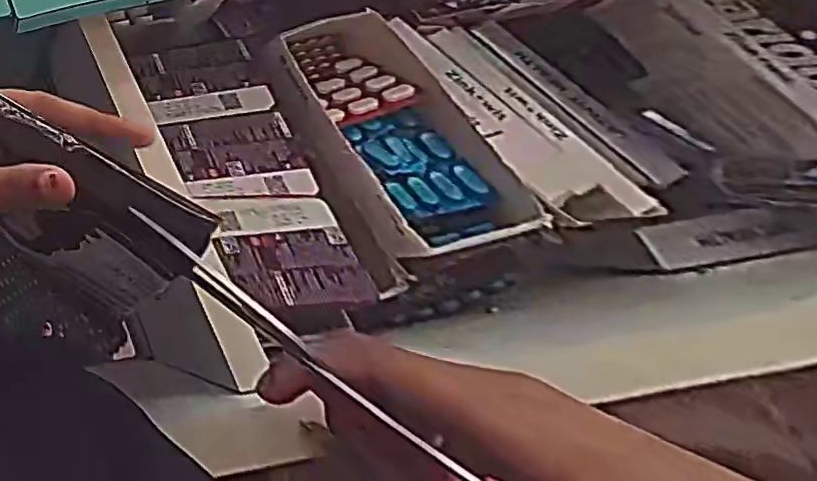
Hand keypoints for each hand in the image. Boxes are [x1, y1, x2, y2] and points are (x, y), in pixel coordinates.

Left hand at [0, 78, 156, 273]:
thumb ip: (8, 186)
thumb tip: (64, 180)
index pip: (28, 104)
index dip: (77, 118)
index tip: (123, 131)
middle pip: (39, 119)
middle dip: (84, 134)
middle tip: (134, 145)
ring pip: (39, 142)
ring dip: (74, 156)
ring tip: (121, 167)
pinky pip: (31, 167)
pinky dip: (56, 179)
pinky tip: (85, 188)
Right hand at [259, 333, 747, 480]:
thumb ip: (408, 455)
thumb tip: (348, 420)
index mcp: (484, 396)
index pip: (364, 351)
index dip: (305, 360)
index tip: (273, 385)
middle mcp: (500, 382)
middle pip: (385, 364)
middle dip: (354, 403)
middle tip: (352, 446)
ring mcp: (525, 393)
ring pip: (419, 383)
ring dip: (394, 421)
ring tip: (404, 464)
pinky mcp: (543, 411)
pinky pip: (458, 403)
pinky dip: (431, 427)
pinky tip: (447, 463)